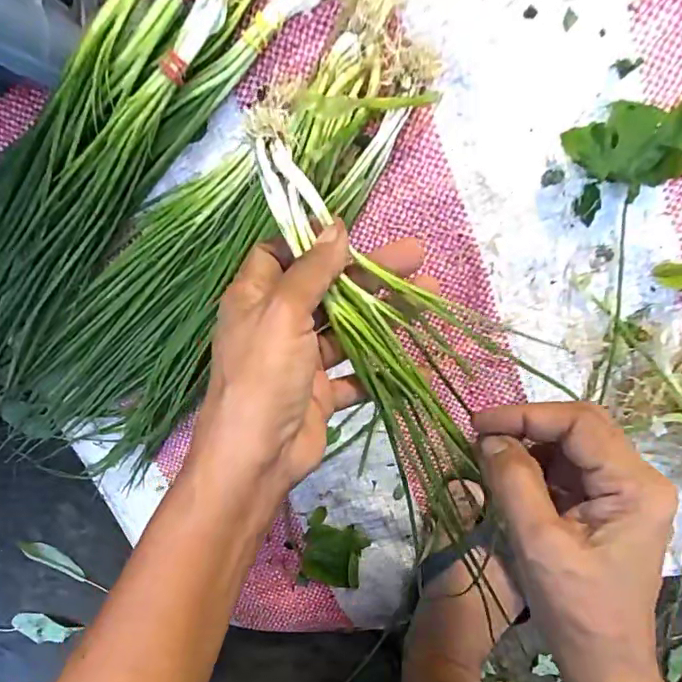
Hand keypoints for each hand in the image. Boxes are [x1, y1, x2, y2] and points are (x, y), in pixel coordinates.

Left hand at [193, 221, 423, 494]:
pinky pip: (357, 374)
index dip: (315, 241)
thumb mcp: (283, 313)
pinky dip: (383, 366)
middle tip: (416, 257)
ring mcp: (302, 361)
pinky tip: (417, 356)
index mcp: (256, 298)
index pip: (283, 255)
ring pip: (349, 330)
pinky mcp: (322, 393)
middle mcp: (279, 325)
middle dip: (370, 274)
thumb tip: (334, 226)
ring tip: (425, 298)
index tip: (354, 233)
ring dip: (384, 315)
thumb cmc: (263, 376)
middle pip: (329, 289)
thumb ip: (312, 271)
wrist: (257, 456)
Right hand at [473, 402, 677, 679]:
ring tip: (491, 462)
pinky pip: (574, 476)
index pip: (581, 424)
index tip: (479, 422)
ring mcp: (629, 496)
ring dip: (533, 451)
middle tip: (482, 436)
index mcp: (636, 486)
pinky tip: (512, 482)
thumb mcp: (539, 544)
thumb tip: (491, 439)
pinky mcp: (613, 511)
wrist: (605, 662)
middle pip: (583, 431)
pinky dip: (541, 473)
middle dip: (530, 429)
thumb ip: (514, 483)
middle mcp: (642, 481)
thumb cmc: (576, 611)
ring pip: (576, 451)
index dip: (527, 415)